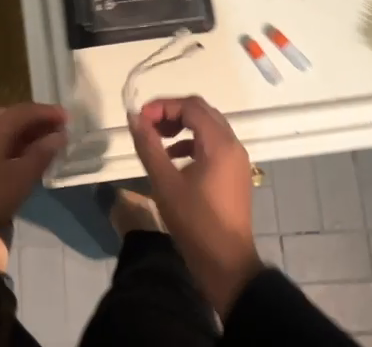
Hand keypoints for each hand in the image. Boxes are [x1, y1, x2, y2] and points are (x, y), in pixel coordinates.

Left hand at [0, 103, 68, 232]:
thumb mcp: (21, 177)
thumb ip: (41, 154)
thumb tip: (58, 136)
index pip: (26, 111)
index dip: (48, 113)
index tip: (67, 119)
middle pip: (14, 118)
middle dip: (37, 123)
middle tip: (57, 133)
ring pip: (3, 130)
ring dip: (24, 135)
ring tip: (42, 147)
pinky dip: (11, 145)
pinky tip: (20, 159)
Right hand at [128, 96, 263, 315]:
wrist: (227, 265)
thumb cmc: (195, 222)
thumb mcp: (165, 183)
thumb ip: (148, 146)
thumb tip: (134, 118)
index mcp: (220, 144)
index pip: (190, 106)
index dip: (162, 106)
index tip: (140, 119)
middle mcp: (233, 145)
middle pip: (201, 112)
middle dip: (172, 113)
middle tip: (147, 125)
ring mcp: (237, 160)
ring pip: (208, 127)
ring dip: (182, 127)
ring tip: (157, 140)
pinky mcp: (235, 174)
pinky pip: (213, 145)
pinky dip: (192, 143)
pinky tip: (174, 159)